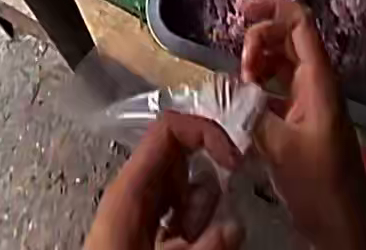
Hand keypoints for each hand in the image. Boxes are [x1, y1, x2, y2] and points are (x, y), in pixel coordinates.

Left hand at [86, 112, 243, 249]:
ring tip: (194, 245)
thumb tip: (236, 227)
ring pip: (184, 190)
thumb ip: (203, 248)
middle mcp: (134, 193)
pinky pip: (178, 217)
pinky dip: (192, 228)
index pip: (169, 129)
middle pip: (181, 159)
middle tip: (208, 220)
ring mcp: (139, 215)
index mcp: (130, 188)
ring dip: (200, 213)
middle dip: (204, 184)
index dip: (205, 132)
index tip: (233, 159)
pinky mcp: (144, 237)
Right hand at [240, 0, 365, 249]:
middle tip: (239, 66)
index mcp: (318, 77)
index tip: (242, 10)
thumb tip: (225, 91)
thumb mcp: (281, 149)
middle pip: (287, 36)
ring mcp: (309, 97)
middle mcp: (314, 79)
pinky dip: (258, 84)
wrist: (344, 227)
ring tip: (241, 84)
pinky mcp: (301, 116)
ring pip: (280, 60)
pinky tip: (243, 100)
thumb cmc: (320, 185)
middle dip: (259, 38)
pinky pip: (277, 85)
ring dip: (257, 62)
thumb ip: (251, 115)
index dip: (272, 7)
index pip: (299, 22)